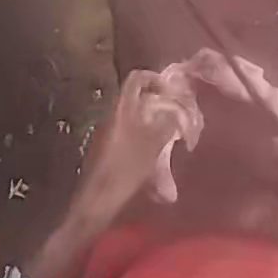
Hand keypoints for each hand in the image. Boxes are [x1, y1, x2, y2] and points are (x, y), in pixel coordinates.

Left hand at [72, 69, 188, 220]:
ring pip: (134, 114)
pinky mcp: (108, 146)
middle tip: (177, 112)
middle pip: (136, 95)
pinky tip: (157, 151)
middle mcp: (113, 114)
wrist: (98, 198)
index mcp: (122, 108)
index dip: (155, 78)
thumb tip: (179, 110)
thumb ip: (169, 123)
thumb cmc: (126, 169)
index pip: (136, 78)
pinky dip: (145, 133)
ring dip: (153, 118)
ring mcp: (108, 130)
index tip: (172, 91)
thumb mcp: (154, 145)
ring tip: (172, 133)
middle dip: (158, 100)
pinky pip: (129, 129)